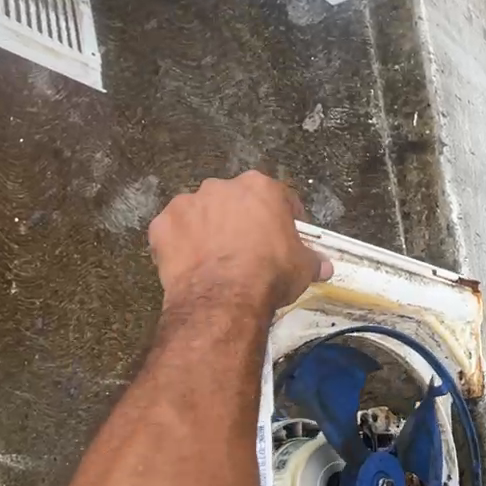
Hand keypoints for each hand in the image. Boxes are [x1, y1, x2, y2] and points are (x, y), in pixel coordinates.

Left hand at [148, 171, 330, 316]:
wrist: (225, 298)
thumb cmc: (270, 273)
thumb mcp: (304, 267)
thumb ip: (313, 260)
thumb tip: (323, 266)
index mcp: (261, 188)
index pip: (280, 196)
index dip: (287, 217)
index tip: (290, 234)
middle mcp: (221, 187)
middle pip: (237, 201)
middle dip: (244, 220)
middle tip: (254, 248)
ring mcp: (187, 204)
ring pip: (203, 214)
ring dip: (211, 230)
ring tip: (221, 259)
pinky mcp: (161, 226)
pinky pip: (176, 233)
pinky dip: (185, 246)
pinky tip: (196, 266)